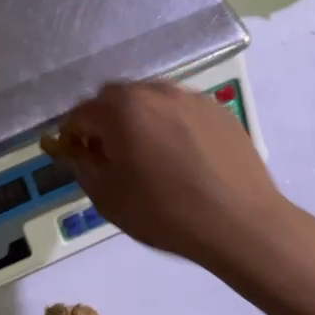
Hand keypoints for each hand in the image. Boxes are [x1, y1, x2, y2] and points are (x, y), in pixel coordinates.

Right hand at [43, 82, 294, 268]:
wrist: (241, 223)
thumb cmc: (166, 212)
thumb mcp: (109, 198)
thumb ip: (83, 167)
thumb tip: (75, 151)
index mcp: (121, 108)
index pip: (80, 114)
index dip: (72, 136)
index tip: (78, 158)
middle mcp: (154, 91)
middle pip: (115, 98)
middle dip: (105, 122)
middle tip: (112, 157)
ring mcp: (190, 98)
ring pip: (151, 100)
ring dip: (140, 120)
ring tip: (149, 156)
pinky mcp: (219, 110)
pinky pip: (181, 111)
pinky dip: (171, 125)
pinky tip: (182, 158)